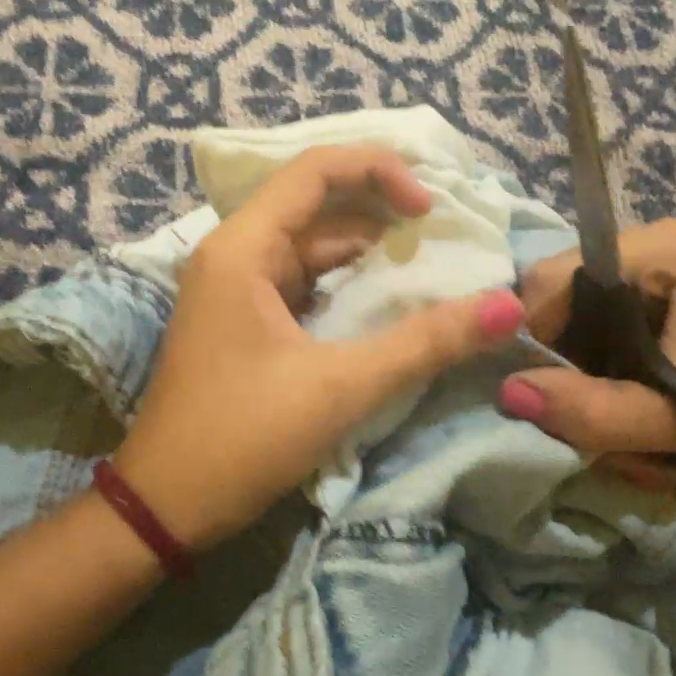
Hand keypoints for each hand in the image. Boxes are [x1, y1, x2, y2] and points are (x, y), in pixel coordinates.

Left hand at [112, 145, 527, 550]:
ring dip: (364, 250)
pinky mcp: (240, 319)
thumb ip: (426, 342)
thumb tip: (509, 307)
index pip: (313, 170)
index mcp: (242, 247)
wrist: (165, 505)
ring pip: (307, 245)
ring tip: (426, 263)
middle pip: (312, 202)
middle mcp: (233, 253)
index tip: (428, 209)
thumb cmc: (244, 436)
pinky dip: (342, 283)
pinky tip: (383, 300)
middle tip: (441, 233)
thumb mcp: (342, 386)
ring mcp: (232, 287)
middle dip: (378, 208)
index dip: (378, 170)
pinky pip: (299, 280)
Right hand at [504, 219, 675, 482]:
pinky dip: (595, 375)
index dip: (534, 335)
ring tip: (614, 422)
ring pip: (568, 320)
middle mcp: (644, 244)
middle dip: (563, 365)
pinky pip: (589, 330)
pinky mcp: (647, 298)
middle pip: (556, 299)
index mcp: (657, 247)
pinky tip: (624, 407)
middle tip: (588, 421)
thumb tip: (508, 392)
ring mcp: (645, 270)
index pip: (551, 277)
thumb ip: (596, 410)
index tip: (543, 396)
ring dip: (578, 377)